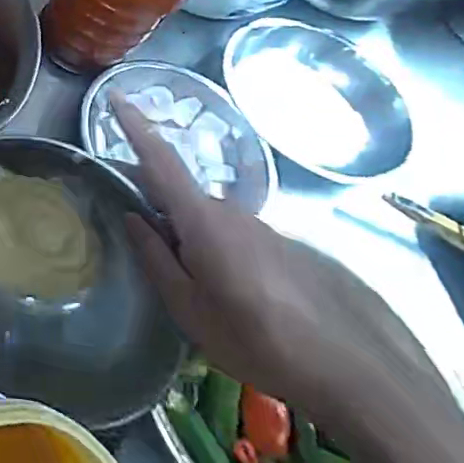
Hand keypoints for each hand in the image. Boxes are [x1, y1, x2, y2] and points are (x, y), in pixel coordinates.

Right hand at [116, 102, 463, 462]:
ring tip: (180, 276)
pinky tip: (220, 289)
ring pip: (203, 215)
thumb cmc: (256, 337)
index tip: (114, 95)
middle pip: (177, 190)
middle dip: (151, 198)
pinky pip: (227, 232)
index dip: (134, 125)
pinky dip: (209, 244)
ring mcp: (256, 225)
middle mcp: (228, 209)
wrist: (349, 367)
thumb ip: (155, 258)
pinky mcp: (276, 244)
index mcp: (200, 218)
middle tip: (132, 227)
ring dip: (183, 229)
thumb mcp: (189, 309)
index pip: (159, 158)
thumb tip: (133, 217)